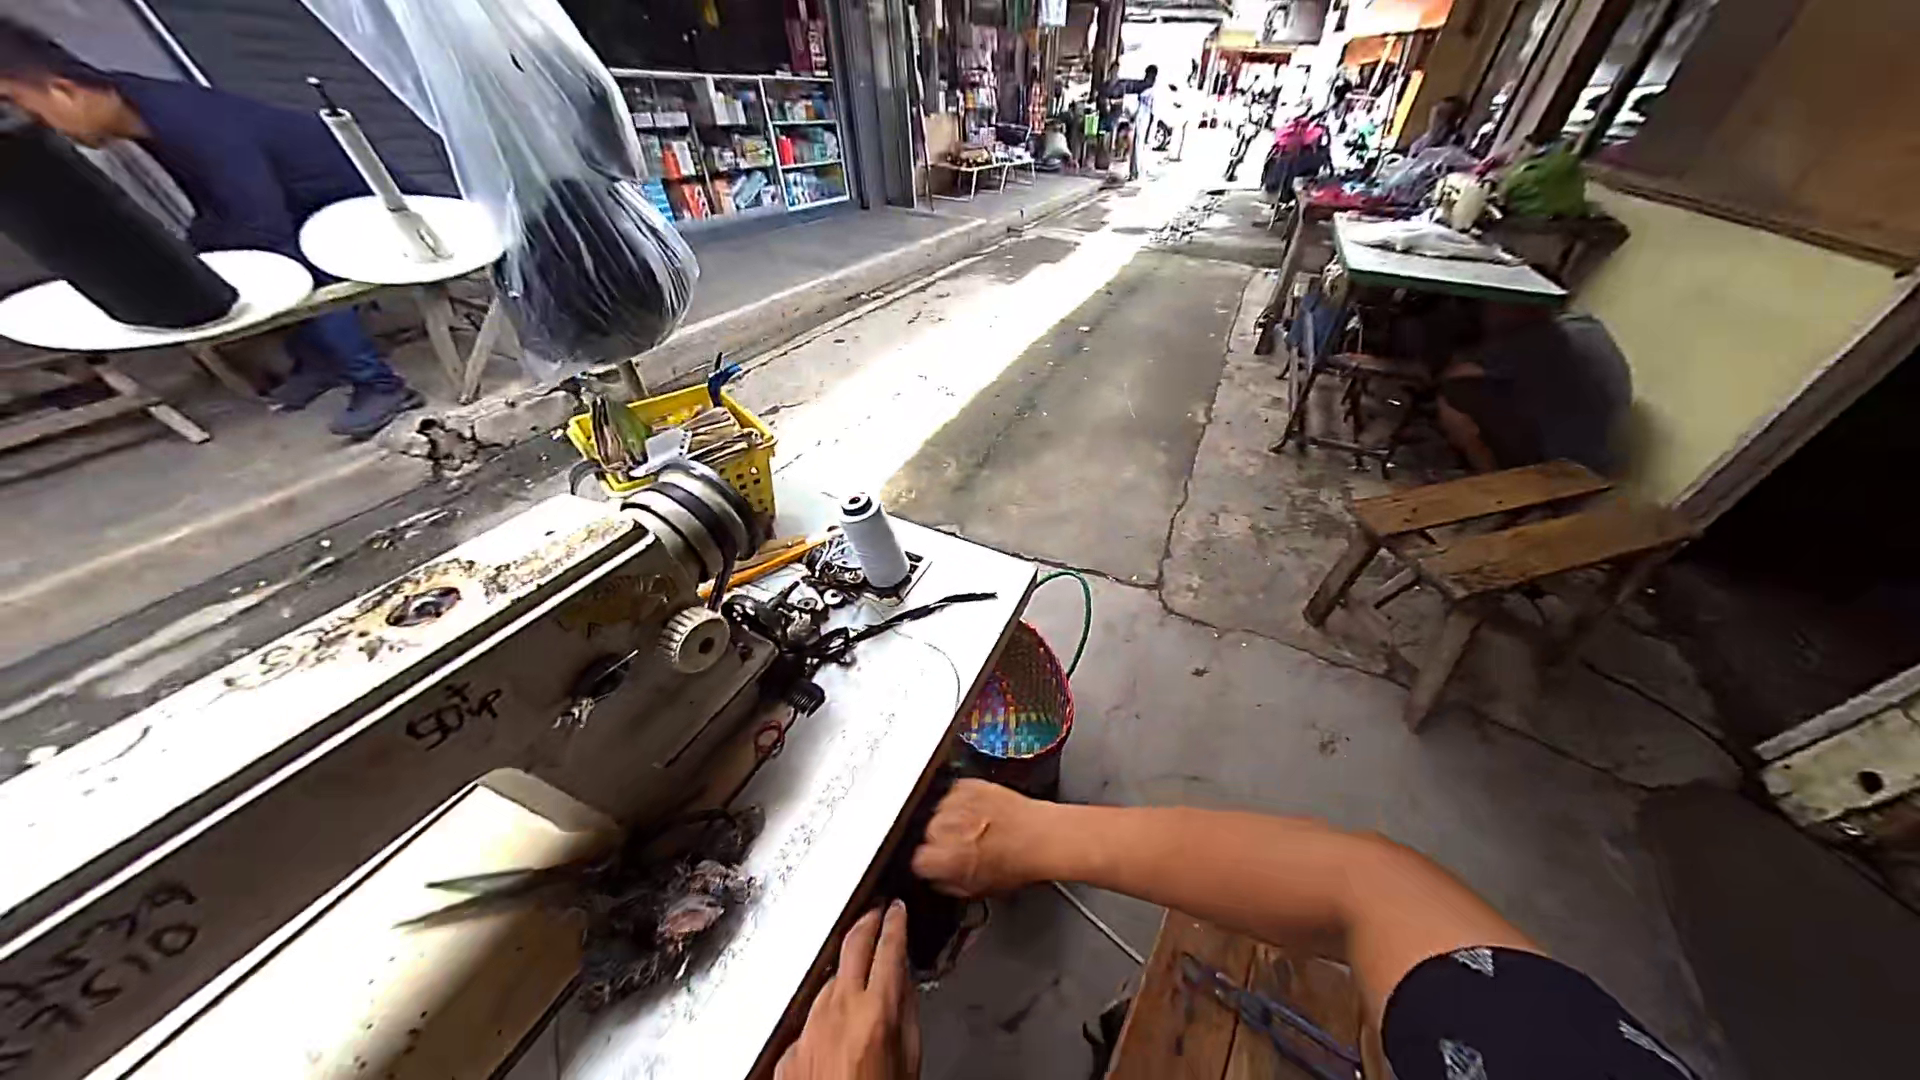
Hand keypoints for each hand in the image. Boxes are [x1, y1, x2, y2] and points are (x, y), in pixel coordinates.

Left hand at [776, 901, 919, 1079]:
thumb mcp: (909, 1060)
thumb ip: (905, 1010)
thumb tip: (901, 973)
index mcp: (875, 1011)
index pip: (888, 947)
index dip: (895, 922)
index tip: (897, 909)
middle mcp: (838, 1009)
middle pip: (853, 942)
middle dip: (868, 920)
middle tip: (878, 912)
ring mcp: (809, 1026)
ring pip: (830, 979)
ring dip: (846, 970)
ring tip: (861, 974)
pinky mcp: (789, 1049)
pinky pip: (812, 1017)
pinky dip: (826, 1015)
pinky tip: (837, 1031)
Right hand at [910, 779, 1051, 896]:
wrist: (1041, 836)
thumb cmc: (1018, 863)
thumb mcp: (977, 889)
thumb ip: (947, 884)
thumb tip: (937, 877)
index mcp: (945, 857)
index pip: (917, 859)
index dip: (928, 863)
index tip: (936, 863)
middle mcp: (946, 827)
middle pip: (926, 833)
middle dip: (940, 840)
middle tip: (962, 846)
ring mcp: (956, 802)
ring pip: (938, 812)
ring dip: (950, 819)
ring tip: (974, 828)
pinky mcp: (967, 784)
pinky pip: (952, 793)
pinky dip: (961, 801)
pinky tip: (978, 813)